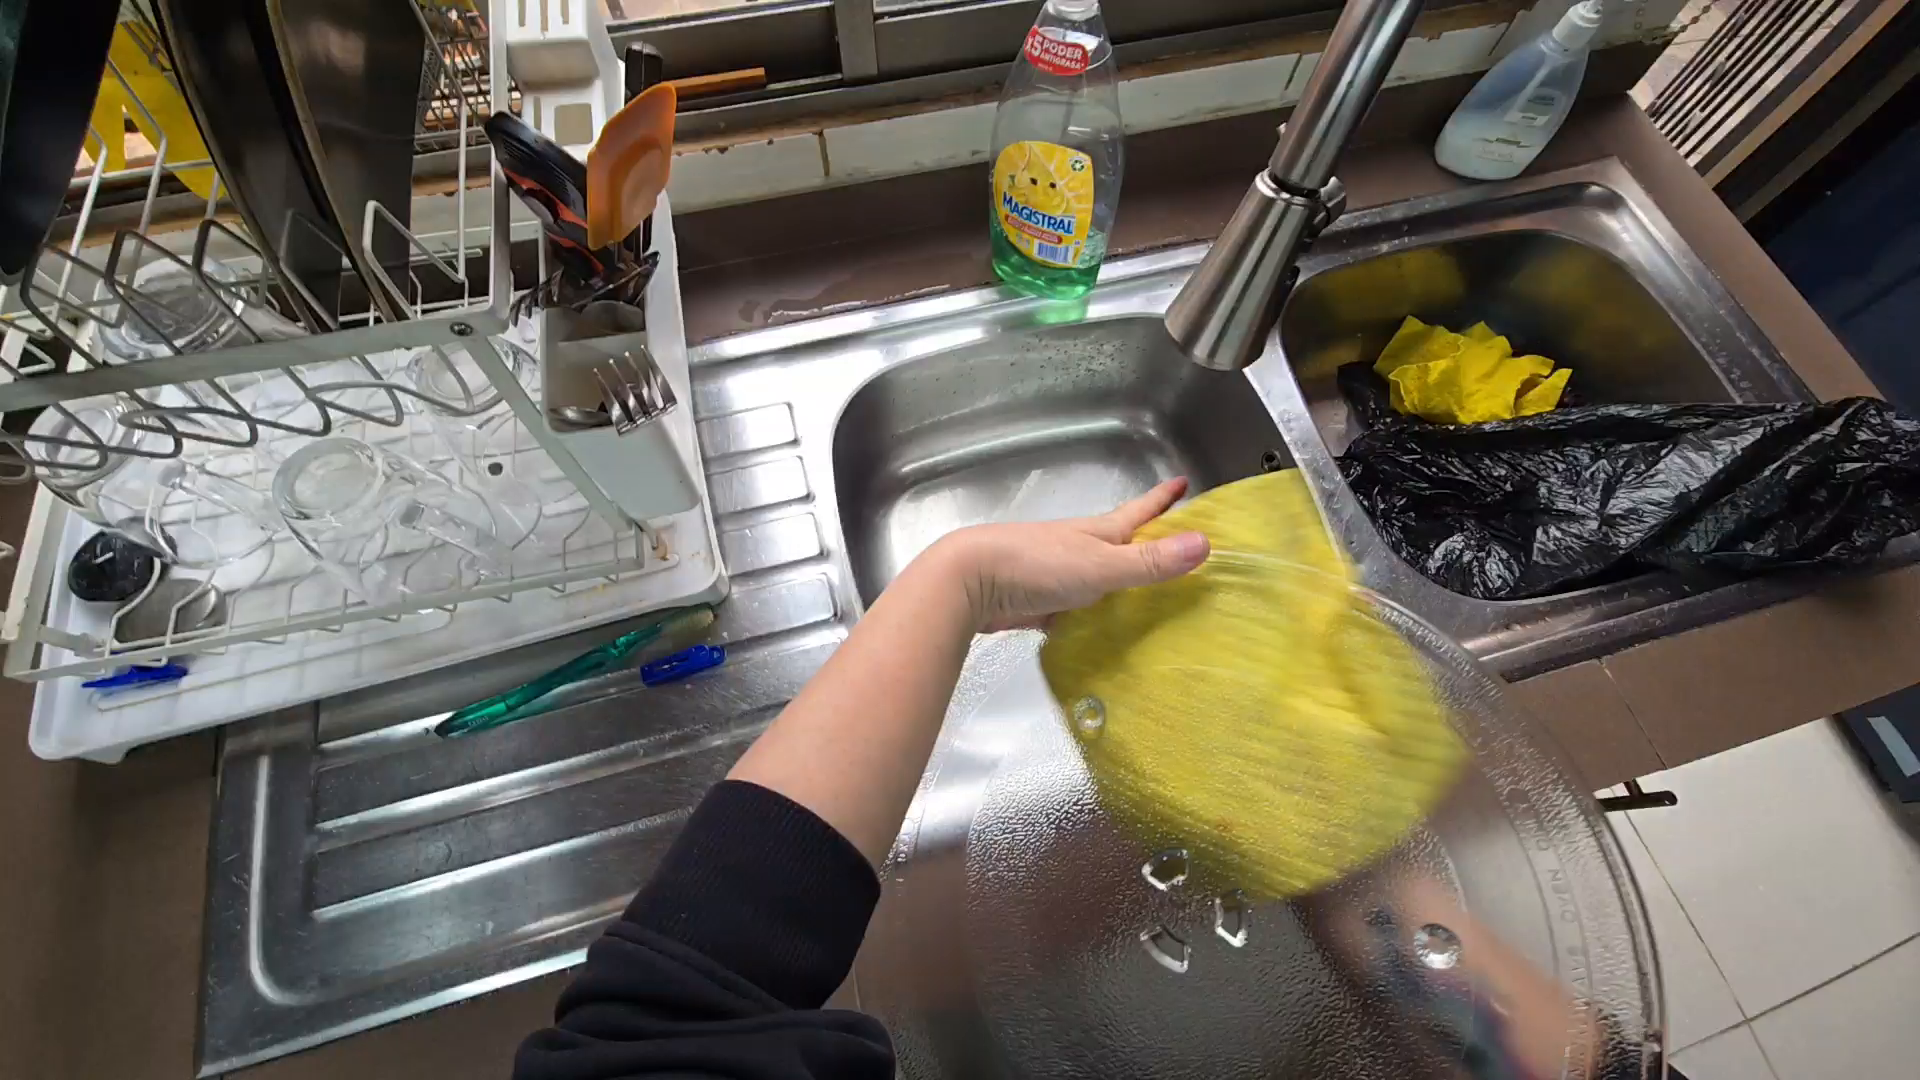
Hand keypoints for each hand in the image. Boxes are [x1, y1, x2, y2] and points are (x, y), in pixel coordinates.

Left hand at [927, 477, 1210, 632]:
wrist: (971, 582)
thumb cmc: (1037, 565)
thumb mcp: (1101, 564)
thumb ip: (1148, 562)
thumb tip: (1205, 544)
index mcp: (1098, 533)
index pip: (1139, 512)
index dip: (1162, 500)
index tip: (1183, 482)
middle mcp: (1079, 549)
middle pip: (1121, 544)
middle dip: (1146, 543)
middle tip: (1176, 550)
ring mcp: (1057, 575)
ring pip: (1098, 579)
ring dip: (1120, 584)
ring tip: (1147, 598)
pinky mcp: (1039, 603)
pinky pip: (1076, 610)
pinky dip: (1092, 617)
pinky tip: (1101, 632)